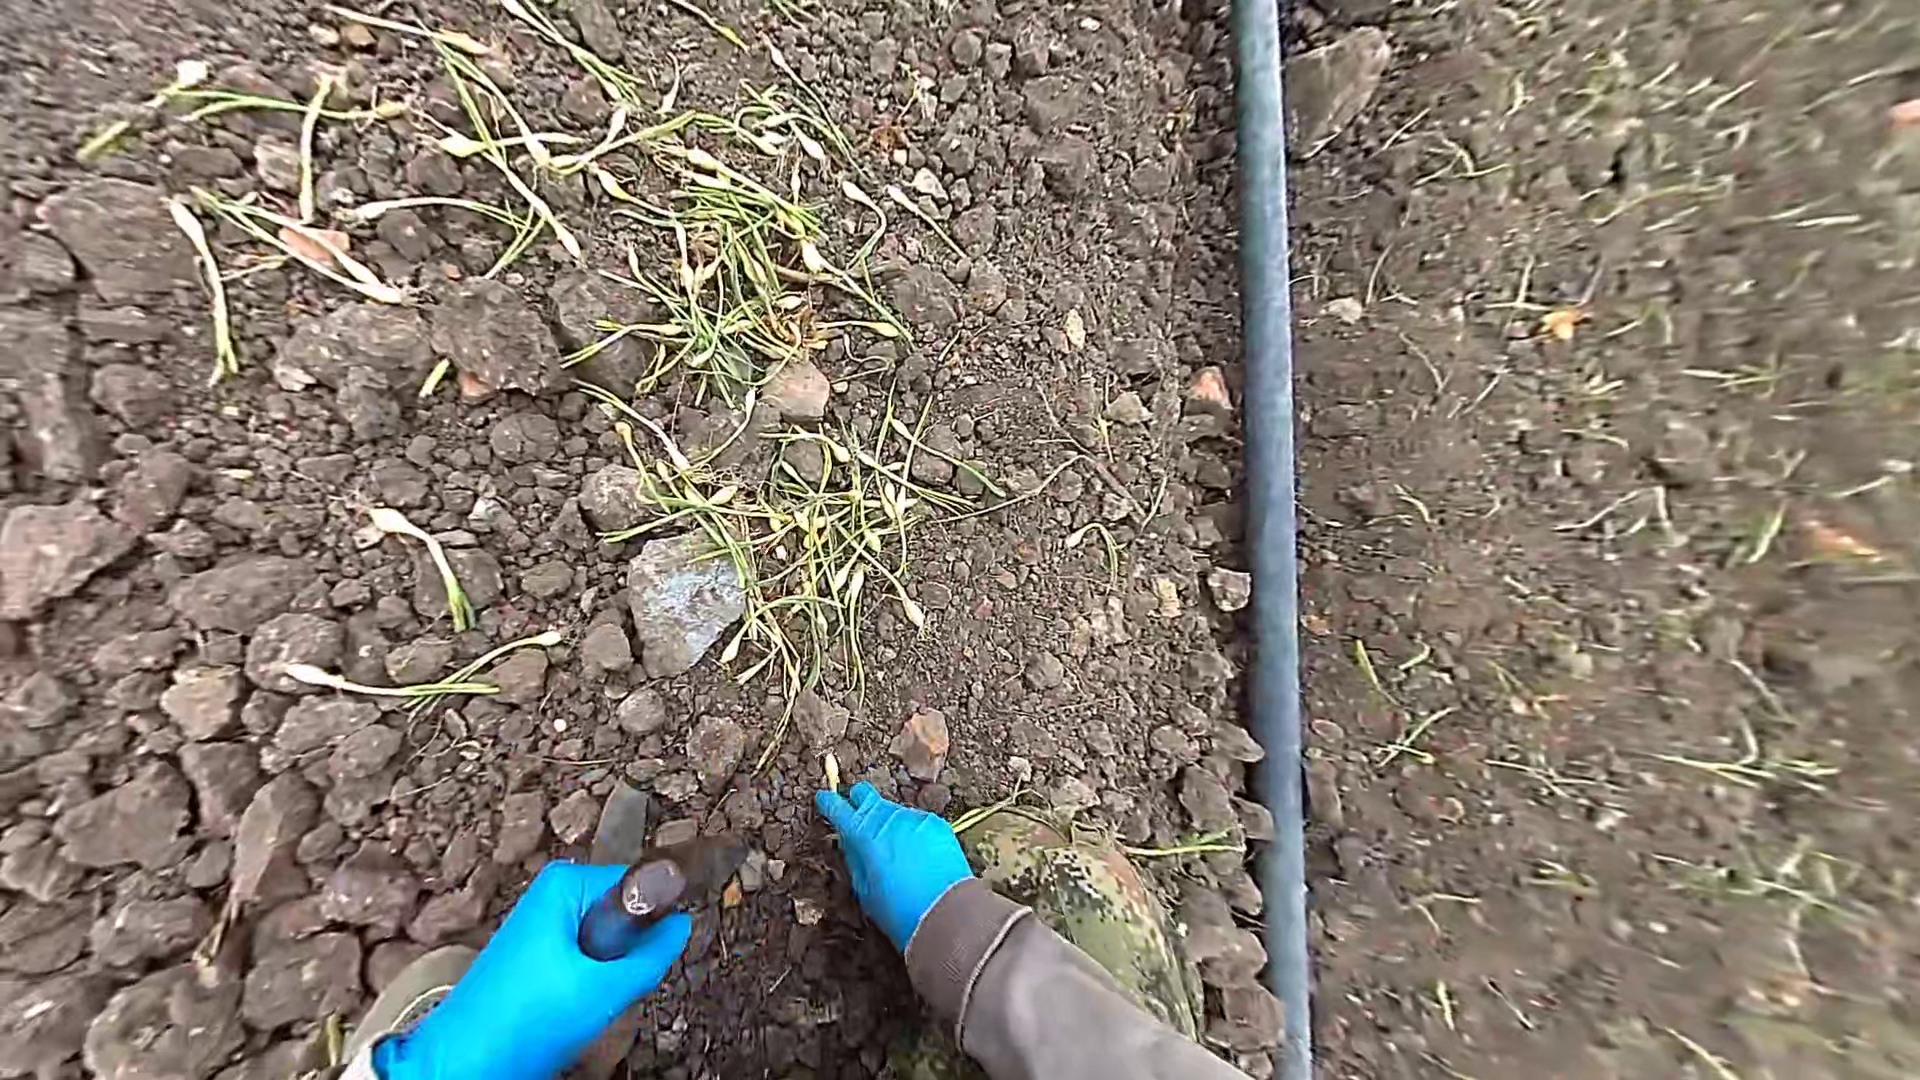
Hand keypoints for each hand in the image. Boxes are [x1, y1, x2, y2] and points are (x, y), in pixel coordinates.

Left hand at [373, 862, 691, 1079]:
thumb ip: (653, 955)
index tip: (642, 956)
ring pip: (604, 933)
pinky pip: (583, 948)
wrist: (449, 1074)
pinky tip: (573, 1003)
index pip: (637, 885)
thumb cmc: (521, 1025)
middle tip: (611, 983)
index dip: (648, 922)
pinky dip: (587, 975)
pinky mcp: (533, 946)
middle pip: (621, 910)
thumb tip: (682, 925)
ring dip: (607, 966)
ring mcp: (541, 917)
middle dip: (625, 948)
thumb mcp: (602, 992)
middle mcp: (554, 889)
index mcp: (567, 882)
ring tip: (588, 997)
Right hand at [815, 781, 973, 949]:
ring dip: (888, 822)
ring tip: (895, 852)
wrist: (944, 911)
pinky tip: (917, 855)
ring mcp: (913, 817)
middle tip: (857, 815)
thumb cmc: (899, 910)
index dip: (829, 802)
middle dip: (858, 800)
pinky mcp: (934, 822)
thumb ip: (855, 859)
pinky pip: (916, 821)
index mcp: (865, 835)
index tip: (823, 797)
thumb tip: (849, 841)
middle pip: (866, 794)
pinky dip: (911, 832)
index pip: (839, 809)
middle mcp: (888, 818)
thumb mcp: (864, 890)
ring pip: (893, 810)